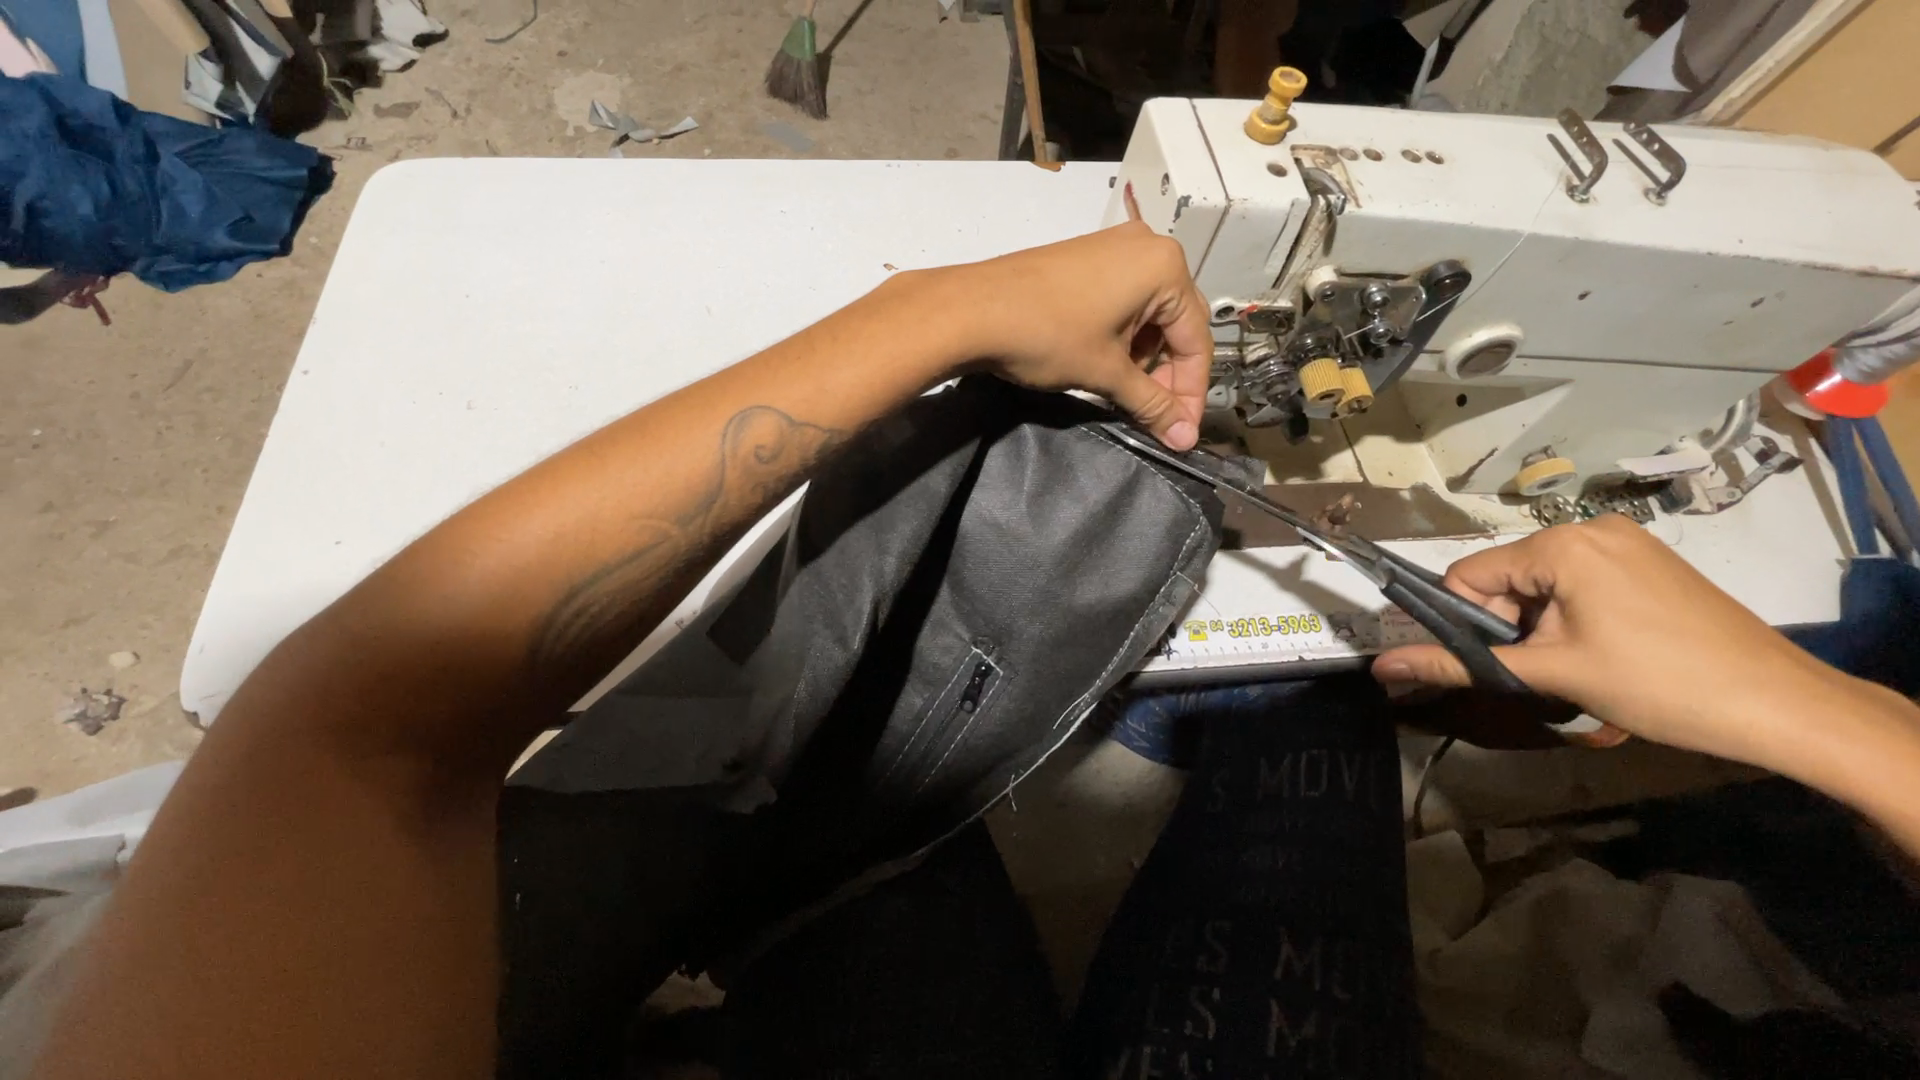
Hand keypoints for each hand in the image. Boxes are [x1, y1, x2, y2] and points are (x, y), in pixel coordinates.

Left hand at [935, 223, 1213, 449]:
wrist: (971, 310)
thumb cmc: (1046, 336)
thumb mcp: (1106, 374)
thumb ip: (1152, 404)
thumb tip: (1185, 440)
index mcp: (1165, 267)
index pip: (1195, 339)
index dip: (1191, 393)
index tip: (1183, 431)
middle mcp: (1146, 246)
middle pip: (1174, 323)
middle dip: (1167, 375)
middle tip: (1158, 417)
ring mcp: (1112, 248)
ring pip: (1147, 314)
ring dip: (1142, 358)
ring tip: (1126, 394)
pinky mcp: (1084, 258)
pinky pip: (1120, 301)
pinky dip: (1120, 337)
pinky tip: (1106, 366)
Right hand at [1371, 515, 1847, 768]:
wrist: (1783, 706)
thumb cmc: (1655, 684)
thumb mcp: (1549, 673)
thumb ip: (1458, 665)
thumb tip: (1380, 668)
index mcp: (1560, 544)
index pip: (1469, 576)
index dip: (1473, 622)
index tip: (1511, 658)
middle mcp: (1589, 528)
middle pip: (1507, 576)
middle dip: (1513, 624)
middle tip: (1553, 667)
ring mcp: (1626, 541)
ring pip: (1543, 581)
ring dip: (1543, 623)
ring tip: (1585, 663)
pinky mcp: (1650, 559)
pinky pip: (1580, 579)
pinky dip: (1574, 613)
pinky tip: (1609, 648)